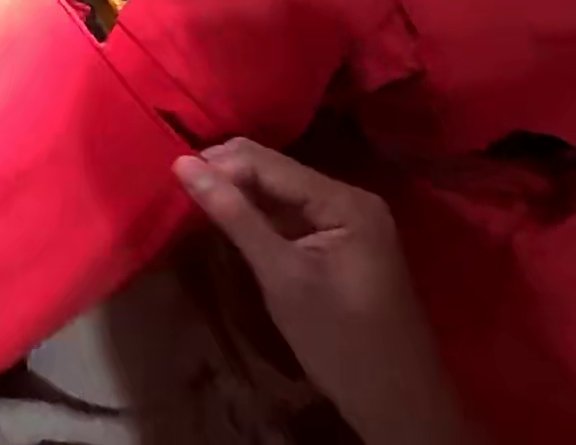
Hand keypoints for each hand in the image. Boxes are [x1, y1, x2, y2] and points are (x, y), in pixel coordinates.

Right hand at [174, 139, 470, 444]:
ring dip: (233, 191)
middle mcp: (346, 196)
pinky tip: (224, 217)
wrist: (401, 412)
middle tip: (179, 189)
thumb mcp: (282, 276)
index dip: (218, 165)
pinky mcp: (333, 235)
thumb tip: (181, 162)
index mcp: (344, 201)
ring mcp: (342, 216)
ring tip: (193, 200)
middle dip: (223, 174)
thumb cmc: (343, 344)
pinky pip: (282, 207)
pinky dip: (251, 210)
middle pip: (269, 166)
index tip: (173, 178)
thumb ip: (233, 214)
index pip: (266, 162)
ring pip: (271, 185)